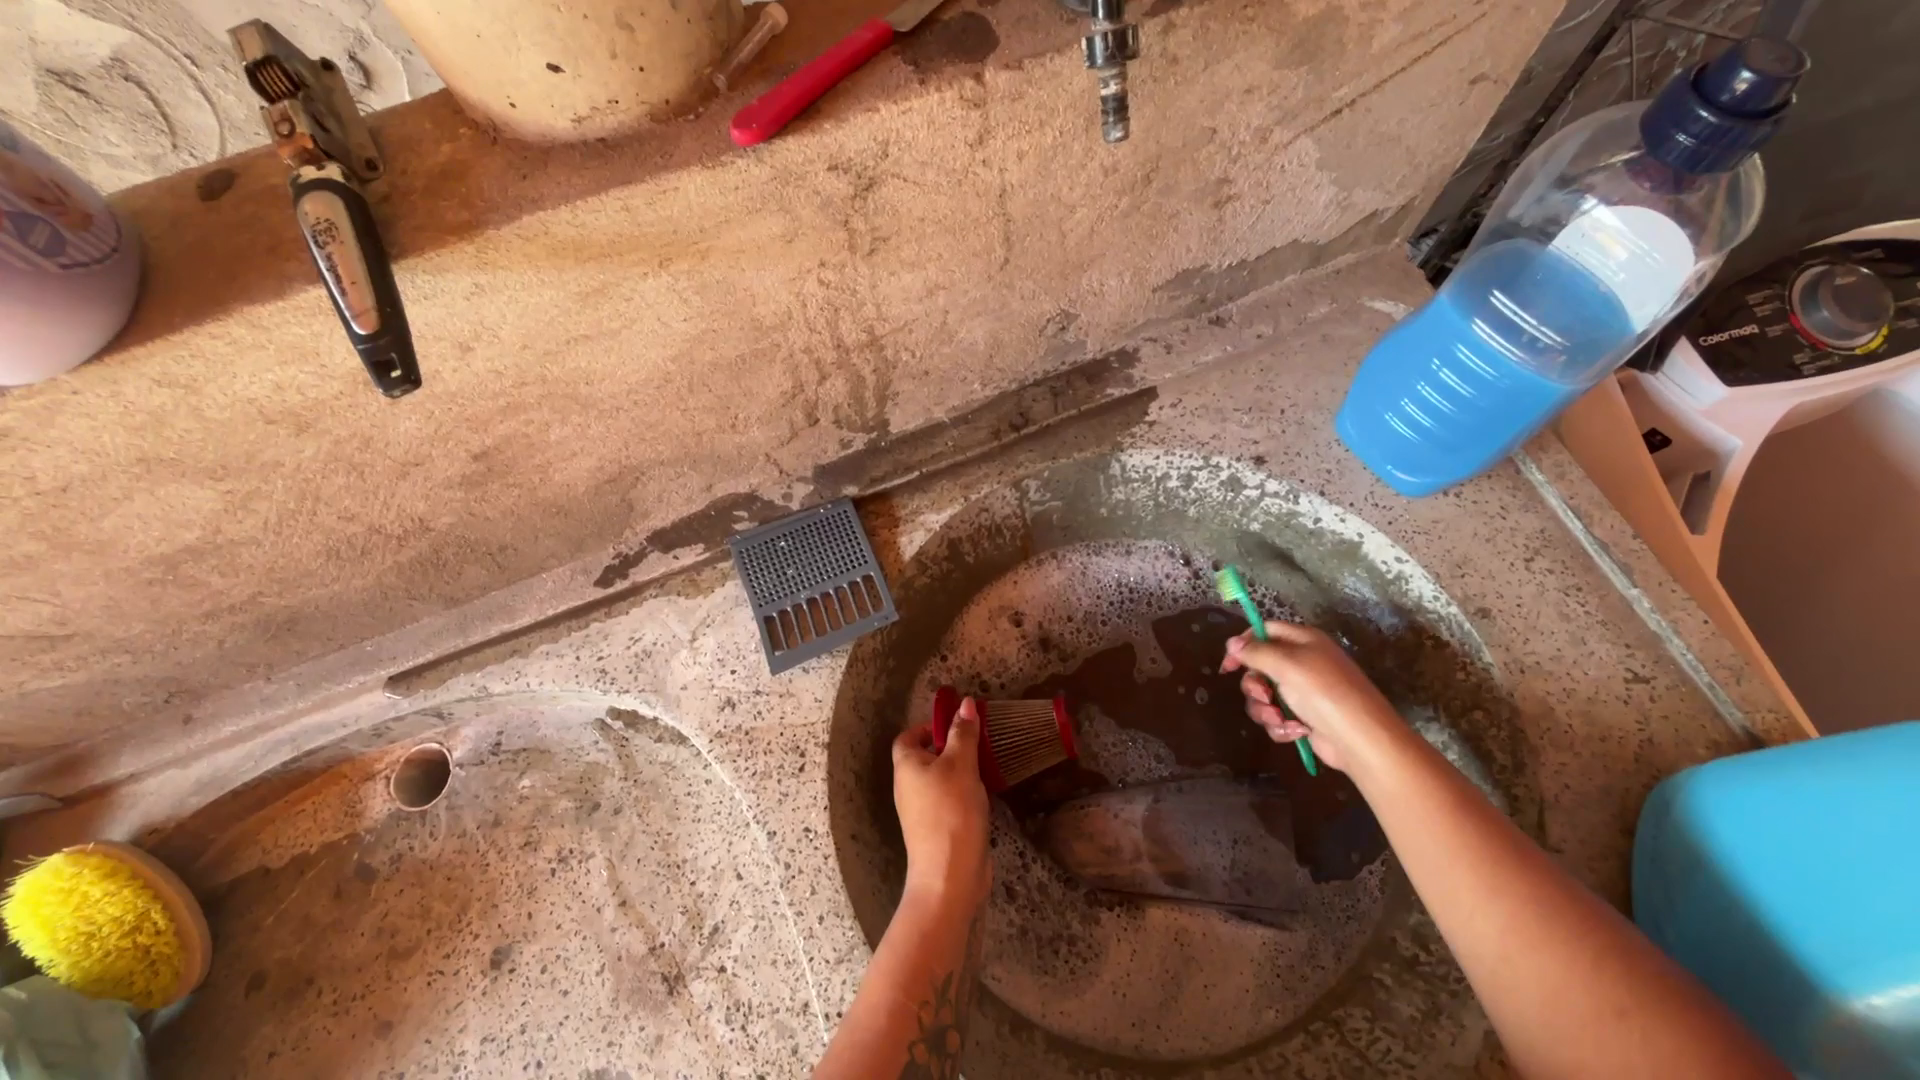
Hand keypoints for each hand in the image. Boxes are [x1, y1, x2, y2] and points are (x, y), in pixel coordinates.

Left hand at [892, 698, 990, 909]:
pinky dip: (965, 795)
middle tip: (978, 745)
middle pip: (926, 757)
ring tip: (986, 768)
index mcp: (906, 766)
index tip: (957, 726)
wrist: (950, 874)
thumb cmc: (951, 811)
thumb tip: (965, 703)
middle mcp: (908, 787)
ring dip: (962, 773)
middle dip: (952, 749)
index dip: (929, 727)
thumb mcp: (961, 765)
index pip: (908, 736)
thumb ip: (963, 734)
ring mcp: (922, 811)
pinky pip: (949, 801)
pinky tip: (986, 797)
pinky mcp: (938, 829)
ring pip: (941, 780)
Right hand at [1220, 622, 1401, 772]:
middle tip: (1263, 695)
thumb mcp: (1288, 665)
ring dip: (1265, 709)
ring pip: (1264, 695)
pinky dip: (1280, 726)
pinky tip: (1295, 732)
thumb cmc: (1324, 693)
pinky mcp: (1303, 718)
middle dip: (1254, 684)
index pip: (1265, 630)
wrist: (1360, 739)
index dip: (1243, 644)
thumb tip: (1231, 643)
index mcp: (1303, 641)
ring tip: (1279, 718)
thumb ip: (1256, 652)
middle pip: (1259, 666)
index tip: (1228, 665)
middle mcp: (1302, 663)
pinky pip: (1276, 717)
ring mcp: (1303, 692)